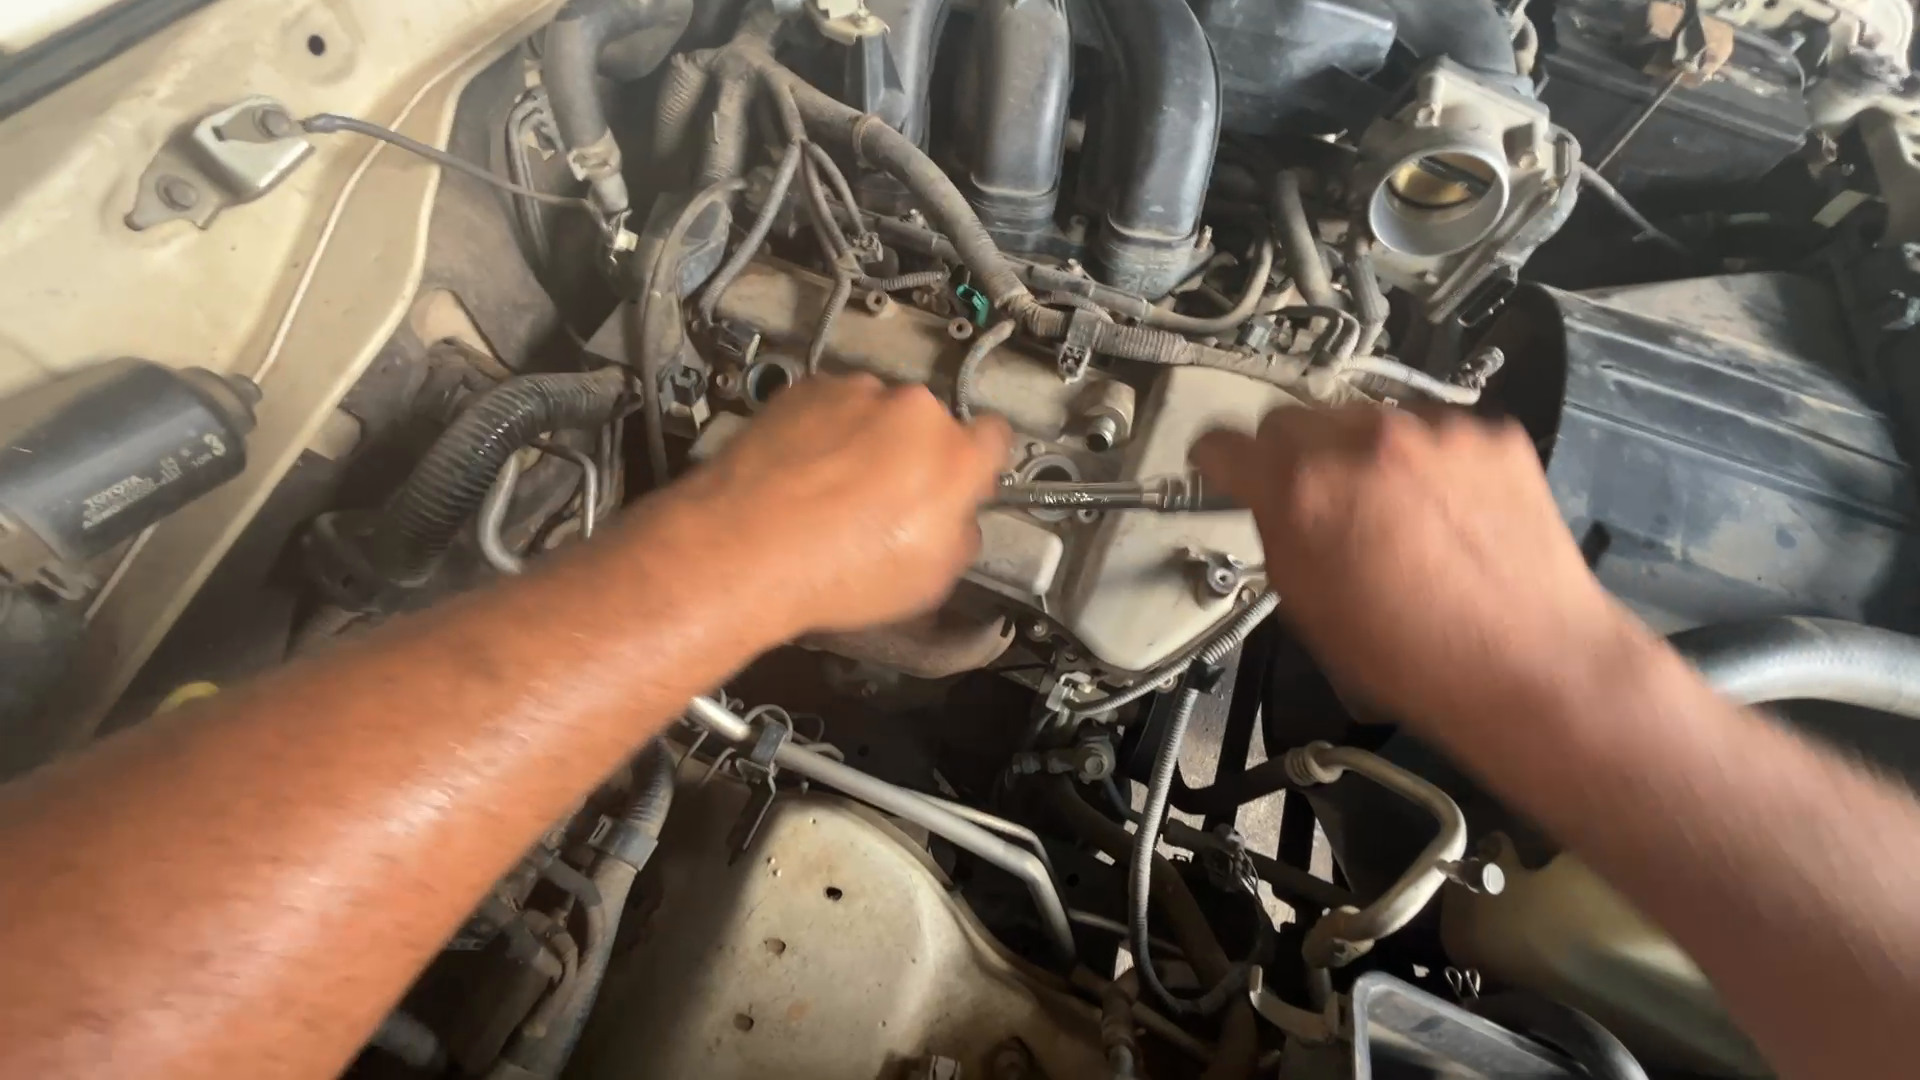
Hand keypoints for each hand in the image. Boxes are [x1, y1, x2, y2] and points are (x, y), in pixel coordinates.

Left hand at [667, 374, 1010, 639]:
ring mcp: (857, 395)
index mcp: (956, 456)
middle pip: (932, 427)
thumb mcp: (929, 581)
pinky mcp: (808, 391)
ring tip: (839, 496)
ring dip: (871, 444)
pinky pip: (834, 408)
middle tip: (890, 504)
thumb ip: (962, 537)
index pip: (995, 439)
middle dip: (918, 459)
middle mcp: (912, 412)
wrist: (743, 550)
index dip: (981, 464)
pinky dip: (828, 433)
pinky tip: (809, 477)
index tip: (967, 479)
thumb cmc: (832, 570)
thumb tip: (958, 525)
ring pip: (881, 415)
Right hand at [1191, 405, 1639, 732]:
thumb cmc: (1409, 652)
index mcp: (1302, 489)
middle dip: (1285, 455)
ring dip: (1352, 453)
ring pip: (1358, 417)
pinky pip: (1426, 430)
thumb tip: (1270, 502)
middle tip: (1304, 495)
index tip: (1220, 463)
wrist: (1529, 664)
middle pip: (1288, 419)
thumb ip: (1274, 530)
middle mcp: (1362, 444)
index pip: (1225, 443)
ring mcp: (1431, 433)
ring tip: (1379, 508)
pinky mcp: (1488, 435)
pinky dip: (1416, 459)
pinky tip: (1432, 508)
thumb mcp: (1300, 599)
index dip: (1215, 459)